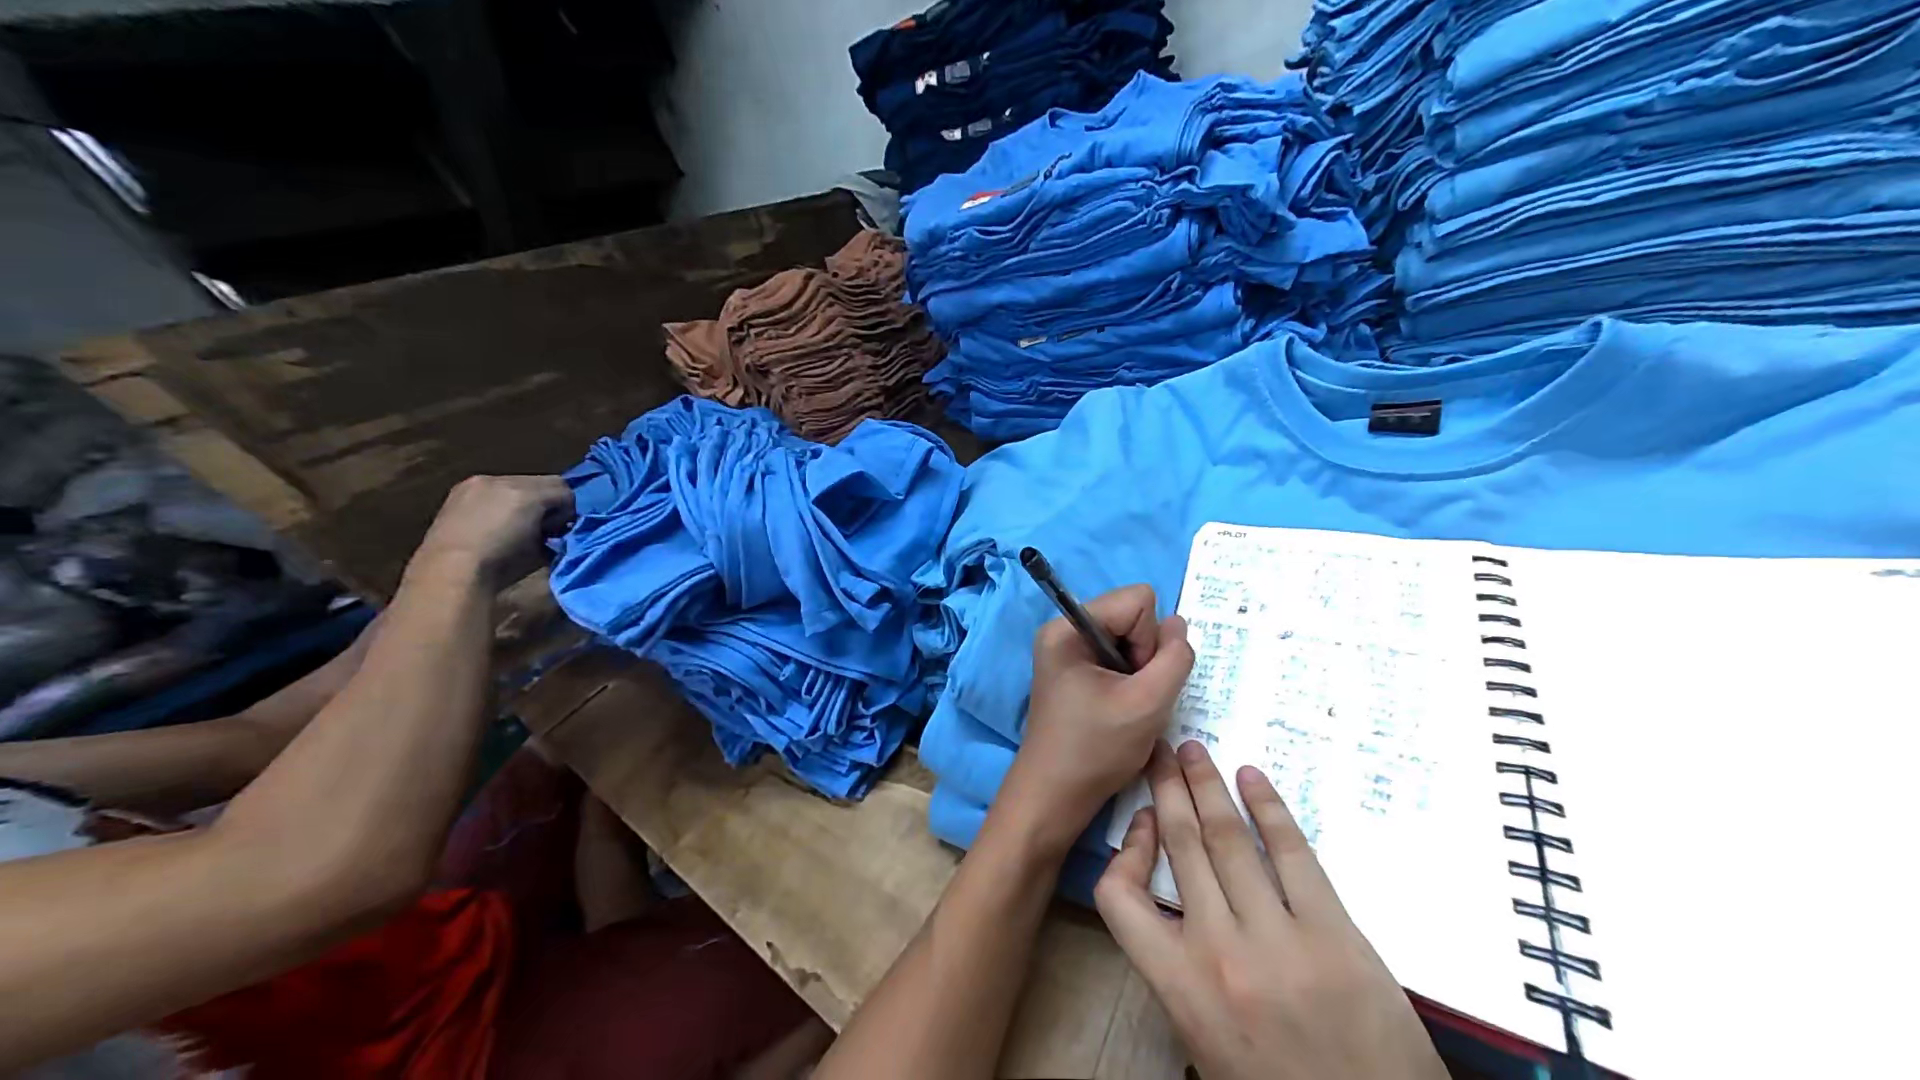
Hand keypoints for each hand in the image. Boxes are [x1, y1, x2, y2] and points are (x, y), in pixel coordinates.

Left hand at [412, 475, 572, 586]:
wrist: (452, 572)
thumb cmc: (502, 564)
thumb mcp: (543, 547)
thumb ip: (556, 526)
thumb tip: (559, 525)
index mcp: (523, 492)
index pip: (563, 489)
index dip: (567, 510)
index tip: (562, 530)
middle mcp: (501, 480)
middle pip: (542, 483)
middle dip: (547, 503)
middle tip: (544, 529)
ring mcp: (477, 484)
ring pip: (517, 484)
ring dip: (523, 502)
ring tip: (516, 528)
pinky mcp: (458, 493)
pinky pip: (491, 490)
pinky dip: (499, 503)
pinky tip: (493, 526)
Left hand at [995, 585, 1193, 853]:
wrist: (1054, 795)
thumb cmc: (1095, 750)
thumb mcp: (1147, 703)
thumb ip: (1174, 657)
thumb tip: (1178, 624)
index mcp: (1067, 627)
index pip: (1138, 599)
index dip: (1151, 639)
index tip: (1137, 681)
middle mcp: (1063, 629)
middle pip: (1133, 615)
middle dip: (1146, 656)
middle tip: (1132, 698)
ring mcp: (1068, 650)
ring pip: (1130, 637)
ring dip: (1140, 671)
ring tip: (1125, 706)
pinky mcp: (1075, 669)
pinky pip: (1118, 656)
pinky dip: (1130, 680)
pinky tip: (1119, 709)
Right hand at [1094, 742, 1447, 1079]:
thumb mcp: (1203, 1045)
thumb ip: (1179, 975)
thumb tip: (1168, 912)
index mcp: (1180, 986)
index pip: (1120, 897)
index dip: (1126, 850)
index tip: (1141, 824)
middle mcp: (1220, 951)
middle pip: (1183, 845)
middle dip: (1167, 790)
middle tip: (1159, 751)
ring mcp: (1279, 937)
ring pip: (1228, 839)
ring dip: (1207, 786)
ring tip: (1194, 751)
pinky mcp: (1334, 933)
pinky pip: (1293, 855)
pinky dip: (1269, 810)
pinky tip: (1252, 778)